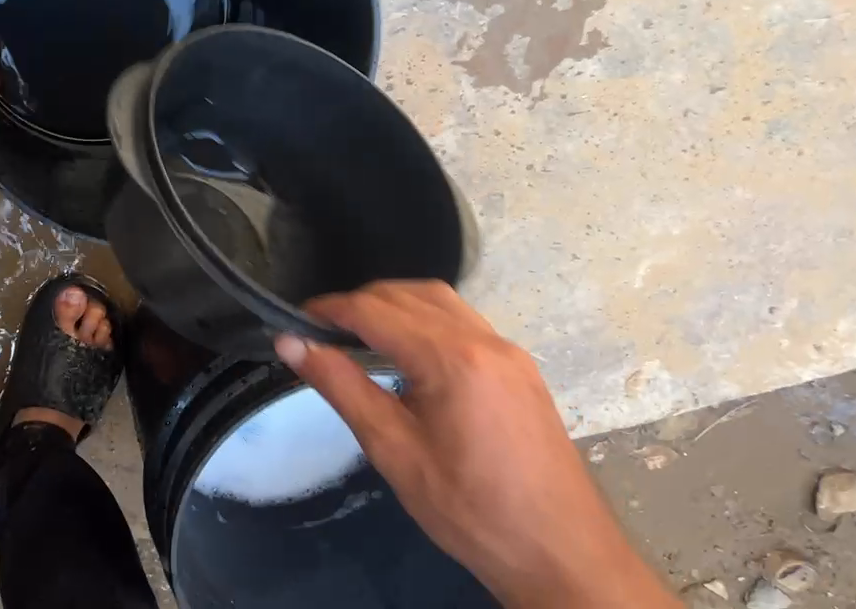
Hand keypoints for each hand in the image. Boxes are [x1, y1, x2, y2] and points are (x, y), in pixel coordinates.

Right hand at [276, 281, 674, 608]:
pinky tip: (405, 353)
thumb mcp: (392, 449)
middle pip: (404, 295)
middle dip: (356, 306)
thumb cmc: (471, 510)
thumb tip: (289, 342)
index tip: (293, 323)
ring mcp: (509, 353)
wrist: (566, 561)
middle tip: (320, 336)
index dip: (327, 310)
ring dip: (390, 306)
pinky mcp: (520, 370)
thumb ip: (339, 385)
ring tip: (357, 338)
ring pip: (435, 300)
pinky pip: (460, 321)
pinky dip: (422, 319)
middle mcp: (484, 341)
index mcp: (452, 359)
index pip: (373, 310)